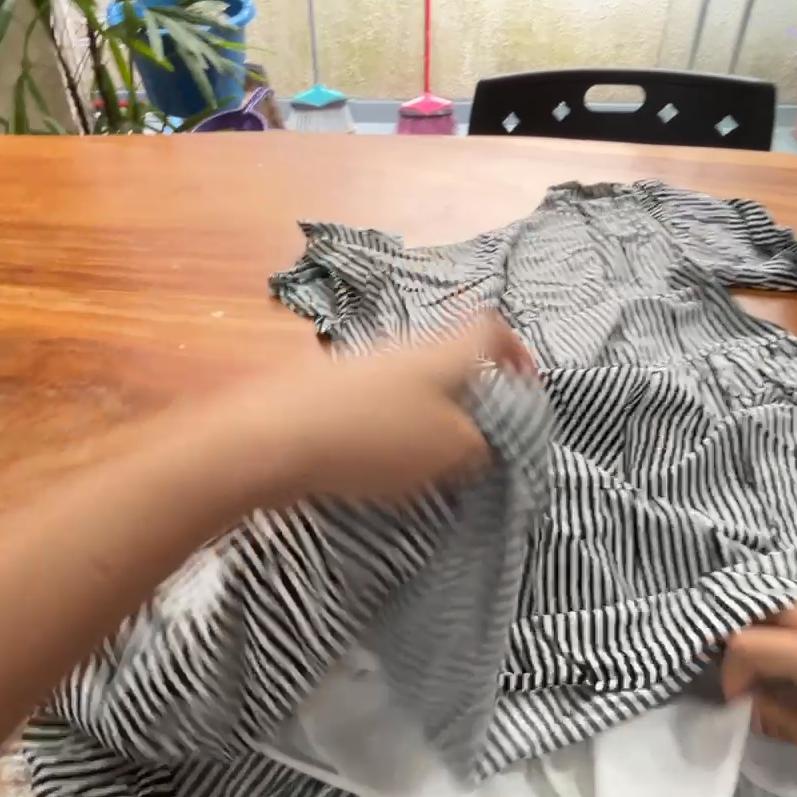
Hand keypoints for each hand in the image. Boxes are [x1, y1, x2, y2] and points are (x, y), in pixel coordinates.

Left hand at [213, 316, 536, 505]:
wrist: (272, 439)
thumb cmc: (374, 438)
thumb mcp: (449, 450)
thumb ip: (478, 443)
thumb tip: (478, 443)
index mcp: (441, 353)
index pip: (490, 328)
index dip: (516, 351)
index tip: (524, 386)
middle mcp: (401, 348)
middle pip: (449, 362)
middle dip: (468, 400)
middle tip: (473, 444)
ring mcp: (360, 367)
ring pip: (411, 388)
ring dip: (427, 421)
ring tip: (425, 467)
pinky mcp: (326, 393)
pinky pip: (375, 408)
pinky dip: (389, 432)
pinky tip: (378, 468)